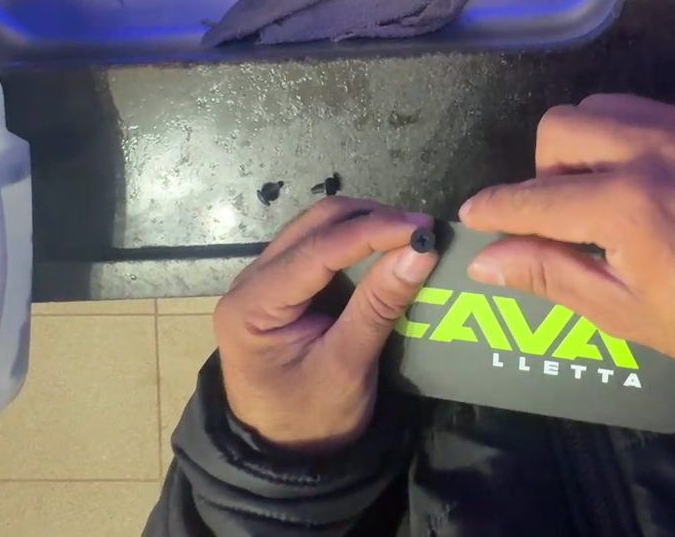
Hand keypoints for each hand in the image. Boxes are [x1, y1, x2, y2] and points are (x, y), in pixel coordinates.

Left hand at [215, 197, 436, 453]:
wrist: (285, 456)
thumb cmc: (311, 420)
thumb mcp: (348, 367)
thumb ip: (379, 305)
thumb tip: (421, 250)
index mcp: (253, 304)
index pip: (319, 248)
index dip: (374, 230)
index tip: (422, 228)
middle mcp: (252, 279)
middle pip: (316, 223)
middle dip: (372, 219)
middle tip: (421, 230)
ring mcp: (265, 276)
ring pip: (319, 224)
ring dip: (366, 222)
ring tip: (410, 236)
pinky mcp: (283, 280)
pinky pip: (321, 241)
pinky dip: (357, 236)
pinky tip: (387, 245)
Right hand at [459, 95, 674, 366]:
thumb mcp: (622, 310)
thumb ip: (549, 274)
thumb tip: (483, 258)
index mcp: (627, 206)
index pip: (537, 199)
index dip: (497, 208)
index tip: (471, 214)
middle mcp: (649, 149)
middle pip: (558, 127)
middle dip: (545, 169)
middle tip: (568, 210)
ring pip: (596, 107)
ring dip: (582, 144)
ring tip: (605, 187)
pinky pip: (638, 108)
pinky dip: (622, 136)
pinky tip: (643, 173)